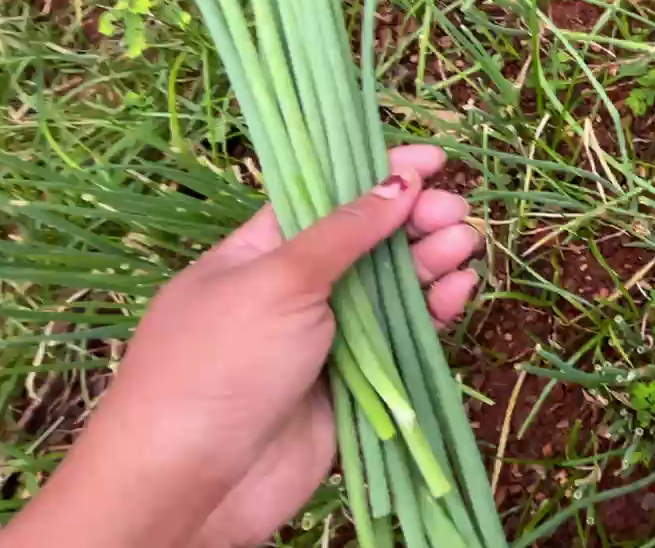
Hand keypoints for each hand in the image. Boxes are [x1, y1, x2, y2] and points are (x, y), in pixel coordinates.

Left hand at [0, 144, 483, 547]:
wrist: (190, 494)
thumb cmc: (214, 370)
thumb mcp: (276, 283)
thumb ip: (346, 230)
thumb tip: (401, 181)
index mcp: (263, 252)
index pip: (330, 195)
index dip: (381, 172)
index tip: (435, 159)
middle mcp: (301, 285)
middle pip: (375, 234)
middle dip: (419, 216)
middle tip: (455, 211)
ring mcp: (333, 328)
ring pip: (400, 278)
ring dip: (436, 256)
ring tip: (465, 245)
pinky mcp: (362, 370)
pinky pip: (410, 326)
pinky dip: (439, 304)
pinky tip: (460, 289)